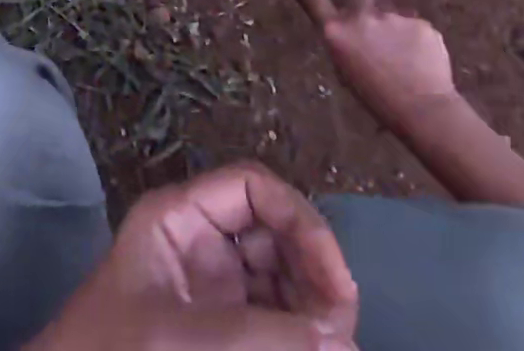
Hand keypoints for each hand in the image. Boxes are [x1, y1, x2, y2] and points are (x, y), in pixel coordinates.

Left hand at [28, 163, 357, 350]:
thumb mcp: (184, 338)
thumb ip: (262, 336)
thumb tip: (341, 341)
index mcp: (181, 216)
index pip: (252, 187)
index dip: (300, 219)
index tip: (334, 278)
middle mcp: (201, 236)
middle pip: (274, 229)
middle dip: (314, 268)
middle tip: (342, 321)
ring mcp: (212, 279)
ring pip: (280, 271)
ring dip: (312, 301)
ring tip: (335, 339)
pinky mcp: (219, 318)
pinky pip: (271, 308)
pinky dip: (297, 327)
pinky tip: (317, 344)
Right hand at [293, 0, 459, 132]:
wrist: (423, 110)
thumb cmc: (377, 99)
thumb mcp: (346, 72)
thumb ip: (344, 43)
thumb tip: (350, 30)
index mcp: (336, 32)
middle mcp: (360, 17)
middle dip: (365, 9)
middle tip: (377, 36)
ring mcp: (392, 16)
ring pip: (390, 13)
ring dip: (393, 27)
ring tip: (404, 58)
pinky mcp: (419, 21)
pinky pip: (414, 26)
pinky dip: (416, 39)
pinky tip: (421, 61)